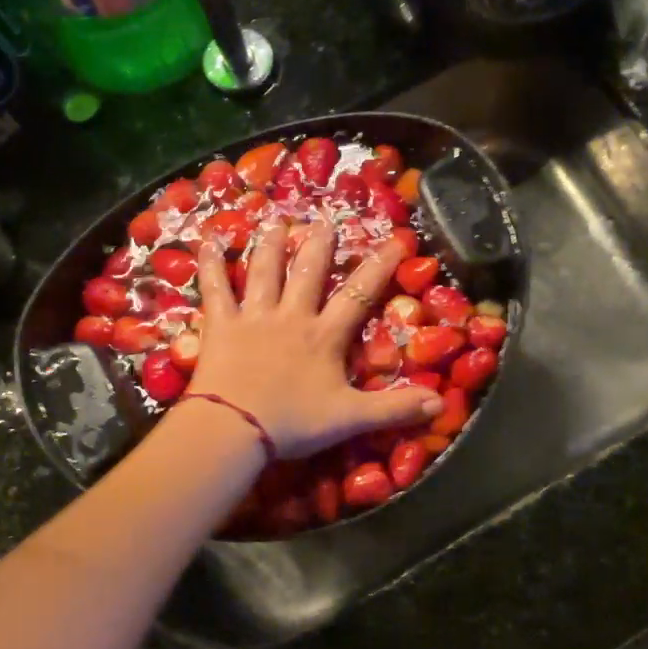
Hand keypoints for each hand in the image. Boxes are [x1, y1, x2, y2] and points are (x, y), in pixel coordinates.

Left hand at [188, 220, 440, 458]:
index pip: (358, 295)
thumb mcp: (351, 417)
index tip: (395, 240)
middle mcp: (291, 317)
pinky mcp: (220, 326)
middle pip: (308, 273)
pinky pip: (215, 289)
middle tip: (325, 220)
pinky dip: (211, 265)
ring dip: (271, 246)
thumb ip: (394, 408)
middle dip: (319, 245)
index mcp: (324, 336)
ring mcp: (253, 318)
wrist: (235, 428)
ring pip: (264, 272)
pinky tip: (208, 242)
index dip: (378, 267)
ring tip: (275, 223)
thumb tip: (439, 402)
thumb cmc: (294, 422)